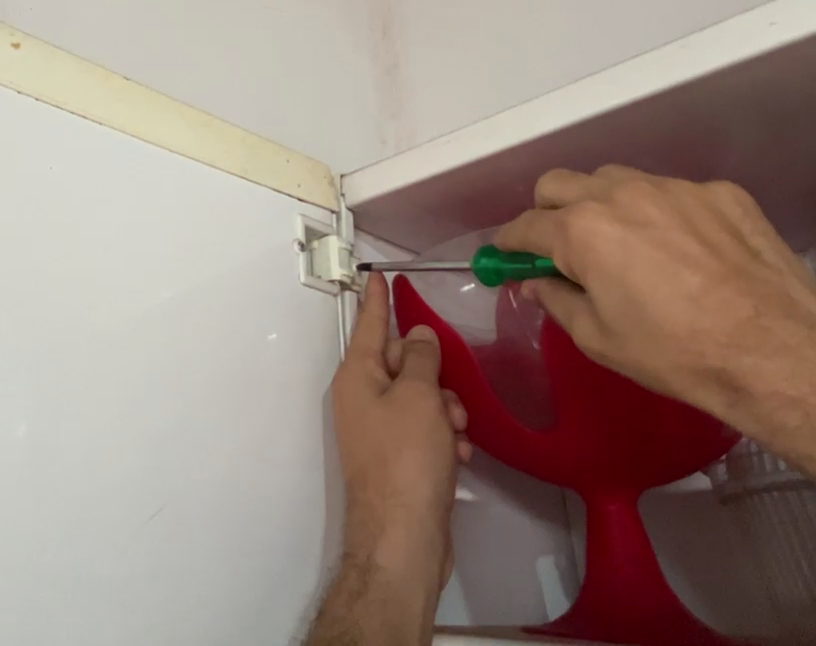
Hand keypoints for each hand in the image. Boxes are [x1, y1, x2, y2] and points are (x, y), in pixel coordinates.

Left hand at [331, 272, 470, 587]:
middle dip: (431, 374)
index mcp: (357, 376)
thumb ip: (421, 358)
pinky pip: (423, 429)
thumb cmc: (407, 458)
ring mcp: (378, 430)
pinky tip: (457, 456)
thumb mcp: (419, 397)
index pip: (370, 325)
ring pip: (418, 397)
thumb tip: (417, 335)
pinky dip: (443, 437)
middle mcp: (362, 398)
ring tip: (457, 433)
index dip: (378, 300)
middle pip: (400, 362)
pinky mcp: (397, 457)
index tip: (378, 276)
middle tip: (449, 397)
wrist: (404, 537)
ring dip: (444, 409)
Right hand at [494, 166, 815, 419]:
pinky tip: (686, 252)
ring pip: (615, 180)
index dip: (510, 244)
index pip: (524, 226)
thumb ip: (557, 300)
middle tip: (561, 248)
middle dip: (548, 212)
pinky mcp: (719, 193)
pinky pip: (671, 193)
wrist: (782, 354)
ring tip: (626, 245)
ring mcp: (673, 188)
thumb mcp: (599, 339)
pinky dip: (662, 215)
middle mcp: (620, 194)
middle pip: (559, 184)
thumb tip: (536, 282)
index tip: (508, 257)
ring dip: (602, 206)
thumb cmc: (677, 354)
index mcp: (581, 231)